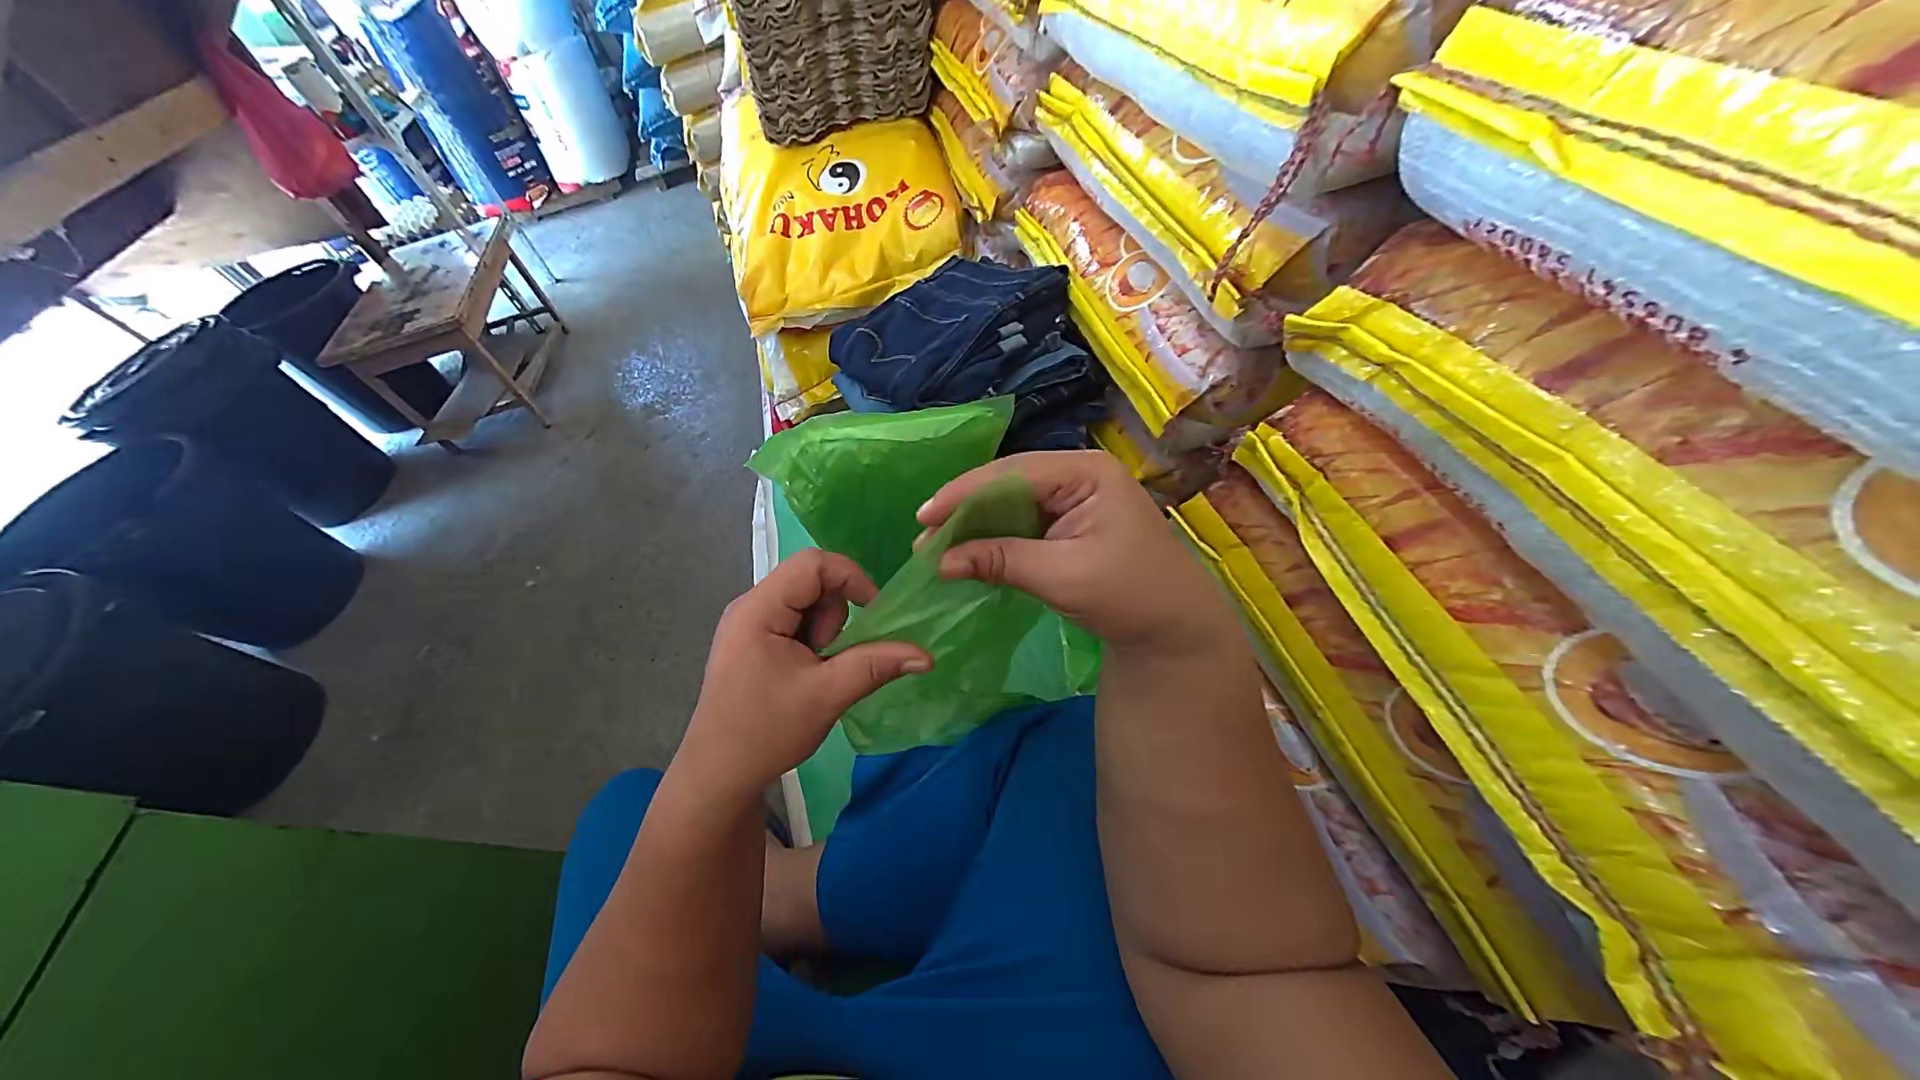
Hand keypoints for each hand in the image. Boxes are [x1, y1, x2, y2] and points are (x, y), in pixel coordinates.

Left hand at [677, 550, 932, 796]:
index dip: (852, 578)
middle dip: (836, 614)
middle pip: (810, 581)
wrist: (718, 776)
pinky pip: (795, 622)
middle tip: (832, 657)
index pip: (813, 564)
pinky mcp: (753, 642)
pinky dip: (814, 641)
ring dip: (826, 631)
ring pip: (806, 603)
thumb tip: (926, 656)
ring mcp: (748, 624)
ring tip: (817, 671)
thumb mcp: (827, 695)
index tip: (874, 614)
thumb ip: (876, 666)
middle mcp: (749, 606)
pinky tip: (808, 673)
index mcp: (758, 609)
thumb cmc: (766, 732)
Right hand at [917, 450, 1239, 657]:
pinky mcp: (1067, 523)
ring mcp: (1073, 498)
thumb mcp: (1063, 576)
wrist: (1174, 629)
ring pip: (1010, 502)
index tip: (924, 516)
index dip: (964, 493)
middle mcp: (1077, 474)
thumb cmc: (1131, 595)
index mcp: (1086, 472)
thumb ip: (1001, 560)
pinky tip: (968, 551)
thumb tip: (940, 560)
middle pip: (1007, 482)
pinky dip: (994, 538)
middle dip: (966, 509)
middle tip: (924, 536)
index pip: (1012, 473)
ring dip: (975, 525)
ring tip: (937, 546)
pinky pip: (1020, 522)